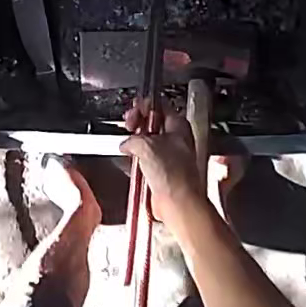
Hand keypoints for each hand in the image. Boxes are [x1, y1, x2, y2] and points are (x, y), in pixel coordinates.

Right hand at [122, 98, 209, 221]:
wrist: (177, 202)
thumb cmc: (172, 173)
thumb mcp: (145, 145)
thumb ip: (132, 138)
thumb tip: (126, 143)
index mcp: (178, 126)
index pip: (161, 105)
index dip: (146, 104)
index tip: (134, 107)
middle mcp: (175, 138)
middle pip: (153, 121)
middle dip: (138, 121)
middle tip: (129, 123)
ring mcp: (168, 154)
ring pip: (148, 139)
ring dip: (136, 138)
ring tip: (128, 141)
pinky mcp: (161, 169)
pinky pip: (146, 156)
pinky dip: (137, 155)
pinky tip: (131, 156)